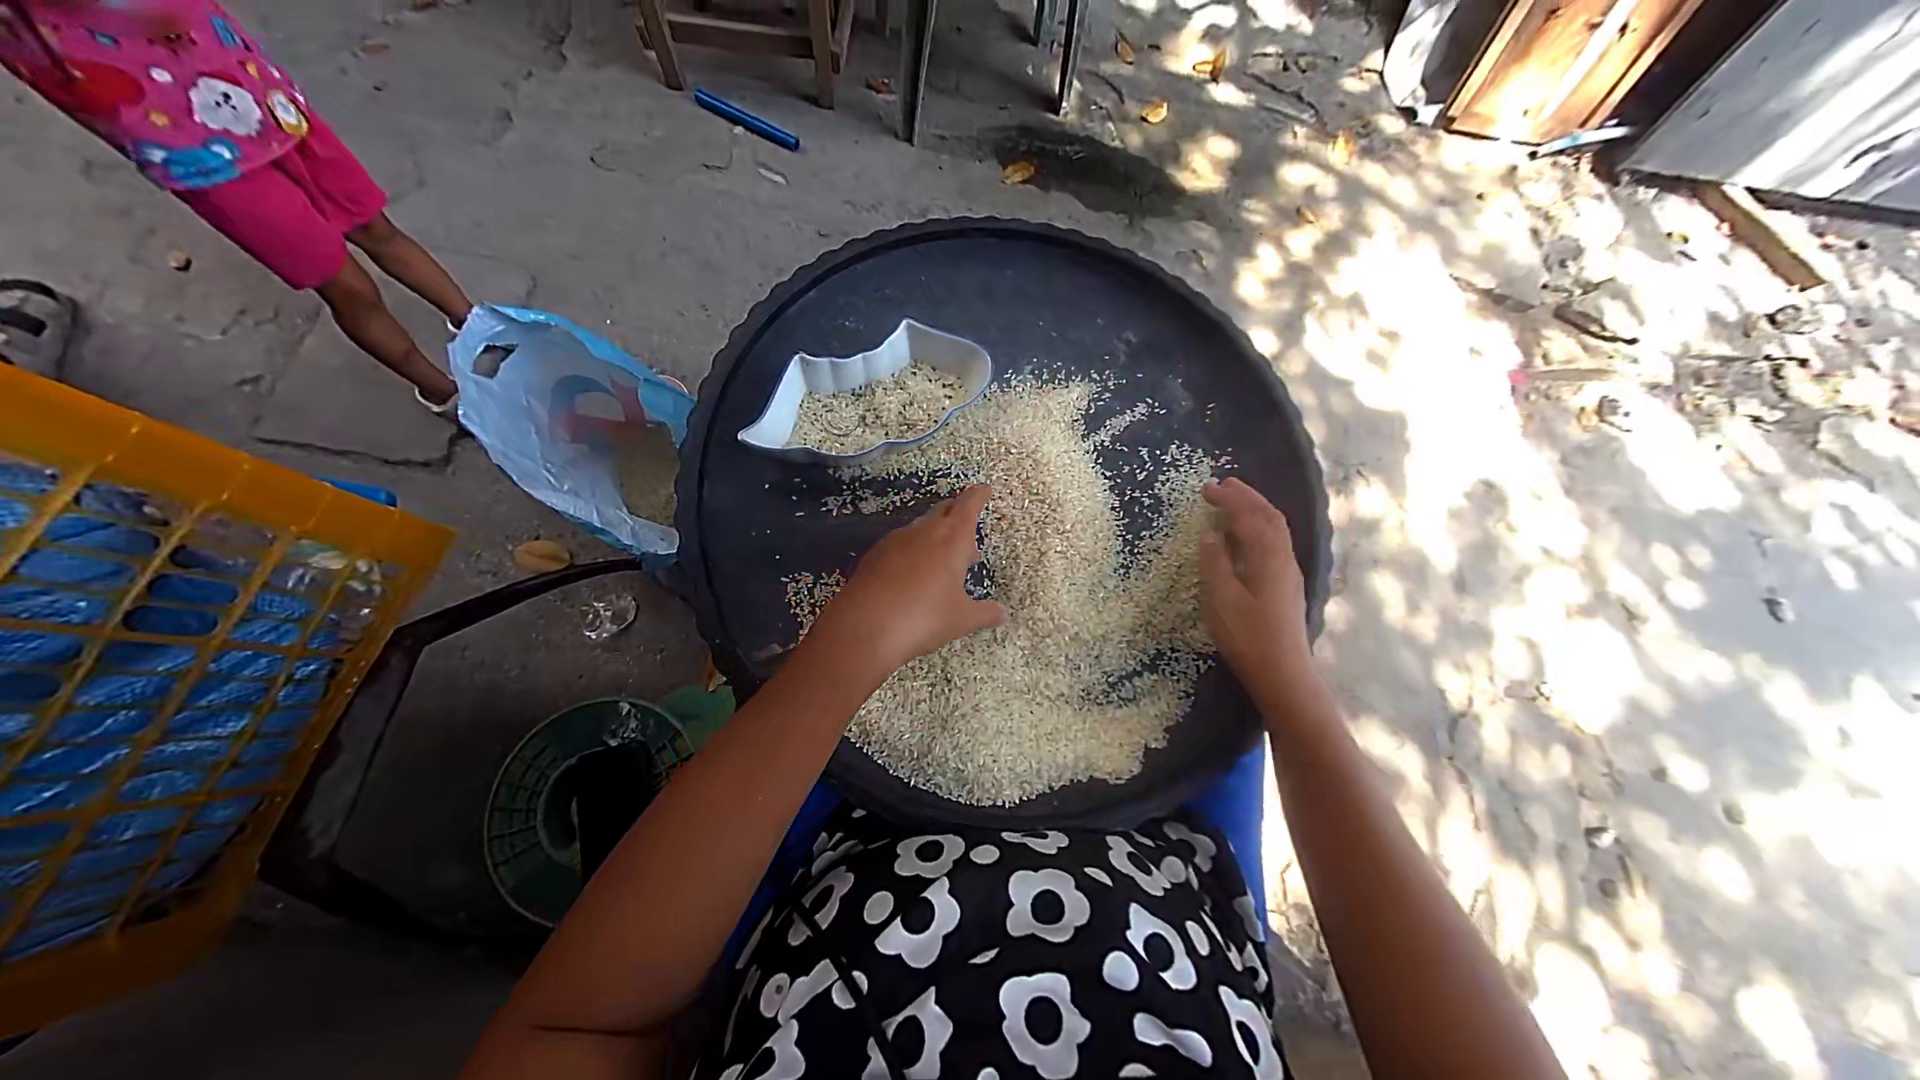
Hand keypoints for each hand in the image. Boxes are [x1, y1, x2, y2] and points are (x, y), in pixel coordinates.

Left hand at [804, 485, 1007, 683]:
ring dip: (935, 535)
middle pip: (943, 510)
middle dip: (957, 513)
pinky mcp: (874, 555)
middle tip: (967, 524)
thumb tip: (1002, 613)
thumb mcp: (961, 619)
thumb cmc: (923, 618)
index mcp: (952, 540)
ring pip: (921, 527)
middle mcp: (924, 532)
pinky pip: (900, 544)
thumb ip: (984, 613)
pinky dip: (913, 550)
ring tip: (943, 556)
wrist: (864, 627)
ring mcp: (895, 541)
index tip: (984, 488)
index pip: (968, 506)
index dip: (978, 495)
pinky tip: (912, 572)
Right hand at [1199, 477, 1317, 706]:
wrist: (1283, 672)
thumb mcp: (1222, 600)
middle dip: (1246, 497)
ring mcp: (1289, 571)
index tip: (1206, 489)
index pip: (1249, 516)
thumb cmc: (1248, 636)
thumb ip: (1215, 564)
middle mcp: (1284, 557)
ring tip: (1234, 502)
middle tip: (1223, 484)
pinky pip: (1275, 542)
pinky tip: (1245, 538)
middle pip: (1269, 516)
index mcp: (1268, 556)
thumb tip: (1210, 536)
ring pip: (1276, 529)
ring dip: (1255, 510)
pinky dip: (1259, 527)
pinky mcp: (1287, 585)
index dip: (1229, 499)